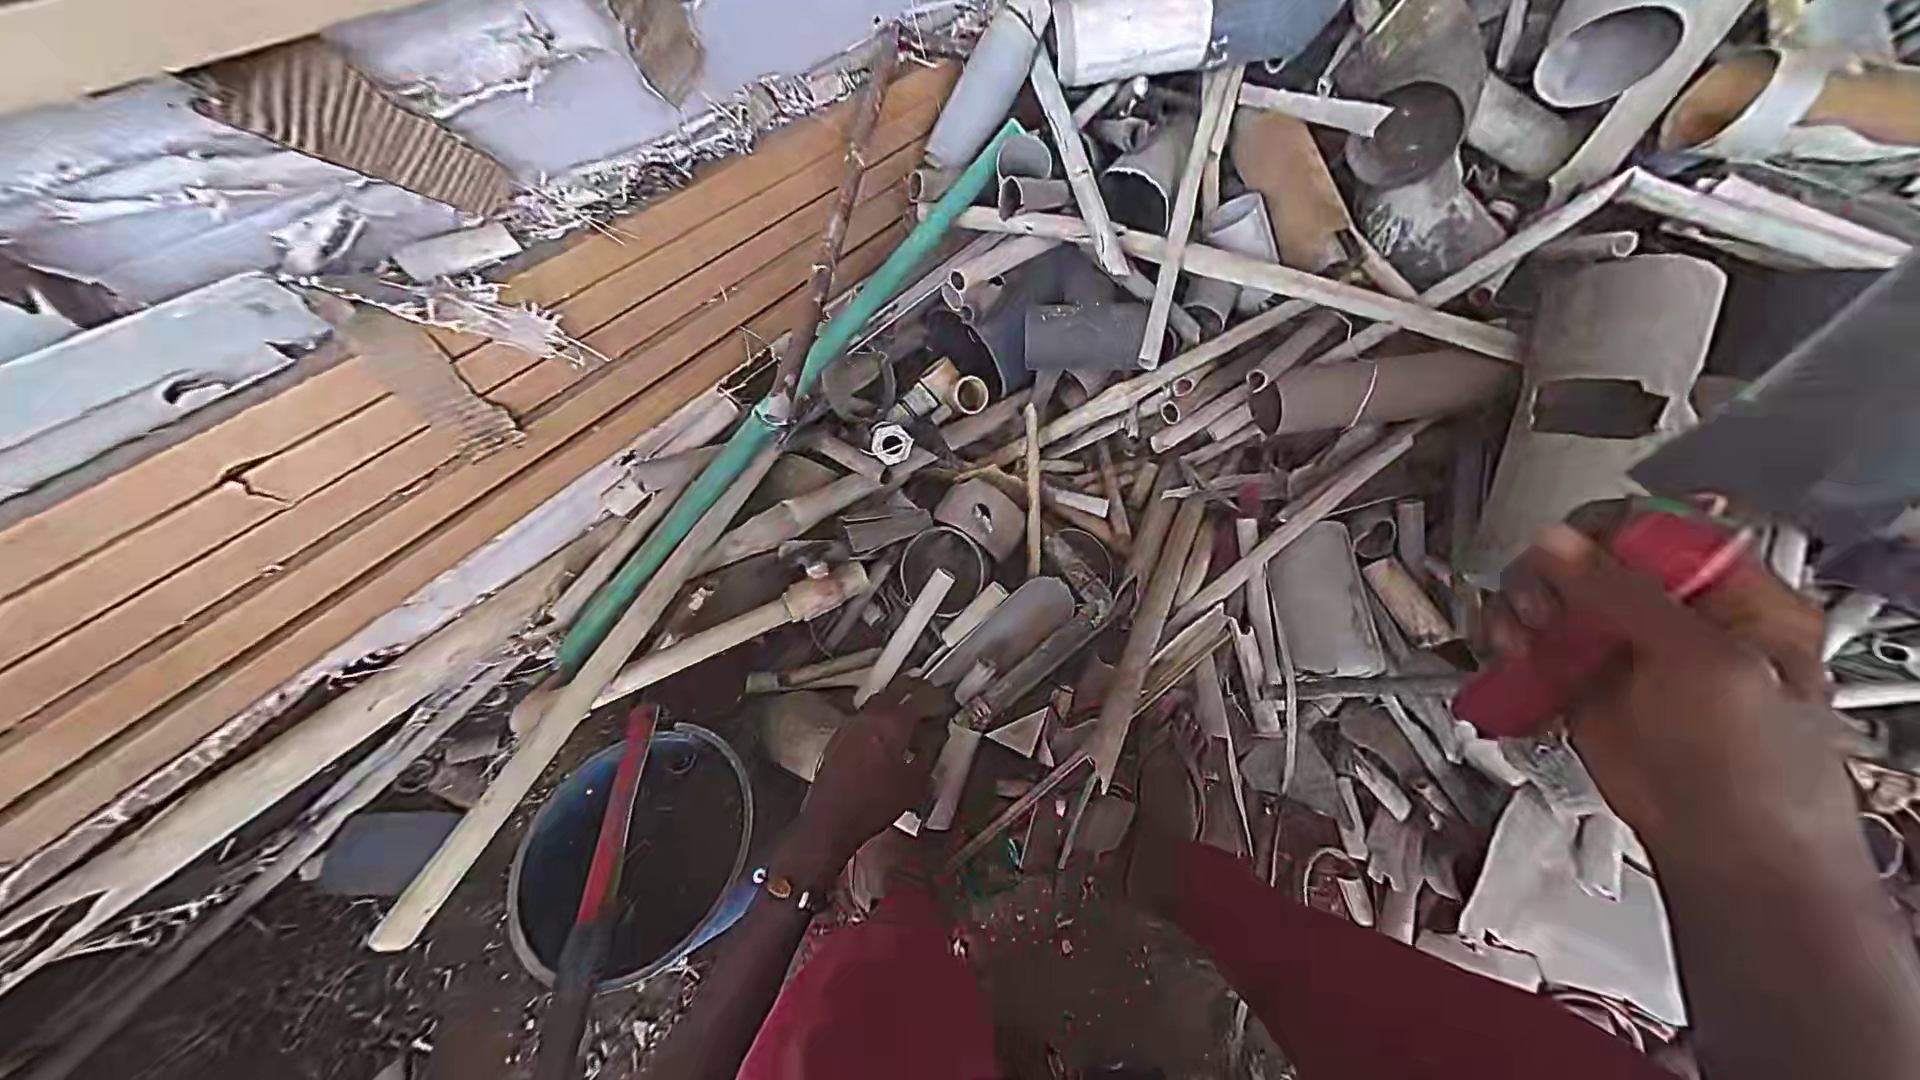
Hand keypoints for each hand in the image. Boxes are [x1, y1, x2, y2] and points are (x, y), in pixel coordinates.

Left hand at [781, 680, 943, 881]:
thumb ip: (930, 752)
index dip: (936, 695)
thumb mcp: (915, 783)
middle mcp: (871, 717)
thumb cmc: (873, 805)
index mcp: (893, 724)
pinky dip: (877, 716)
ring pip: (878, 699)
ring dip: (894, 700)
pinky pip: (863, 714)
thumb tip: (936, 736)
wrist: (832, 820)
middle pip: (896, 688)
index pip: (921, 697)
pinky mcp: (839, 735)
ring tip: (906, 712)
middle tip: (926, 693)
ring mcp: (852, 724)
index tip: (944, 699)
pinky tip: (882, 732)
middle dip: (914, 688)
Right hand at [1488, 525, 1849, 851]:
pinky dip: (1506, 642)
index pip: (1656, 530)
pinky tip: (1516, 660)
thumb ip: (1624, 595)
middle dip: (1548, 580)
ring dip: (1519, 612)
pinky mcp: (1572, 671)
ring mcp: (1615, 643)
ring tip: (1525, 642)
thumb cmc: (1750, 762)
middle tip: (1545, 611)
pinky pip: (1522, 636)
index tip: (1569, 558)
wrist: (1713, 838)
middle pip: (1581, 559)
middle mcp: (1664, 612)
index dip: (1604, 533)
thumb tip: (1555, 542)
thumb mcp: (1702, 663)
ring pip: (1541, 595)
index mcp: (1726, 598)